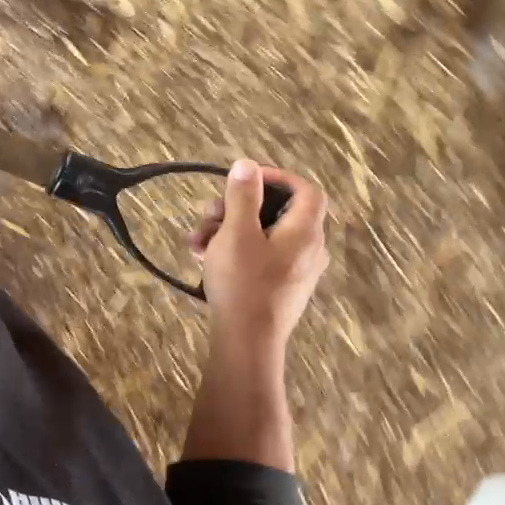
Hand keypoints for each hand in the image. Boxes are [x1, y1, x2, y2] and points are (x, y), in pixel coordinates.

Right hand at [188, 159, 328, 351]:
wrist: (248, 339)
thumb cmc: (243, 282)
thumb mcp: (236, 233)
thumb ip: (243, 197)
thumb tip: (246, 165)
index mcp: (304, 232)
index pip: (306, 190)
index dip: (277, 177)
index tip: (242, 178)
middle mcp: (308, 247)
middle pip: (276, 211)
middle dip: (236, 207)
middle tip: (207, 214)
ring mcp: (295, 268)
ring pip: (261, 233)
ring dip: (226, 229)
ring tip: (196, 242)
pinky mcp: (280, 284)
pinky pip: (259, 254)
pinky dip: (232, 249)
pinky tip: (203, 258)